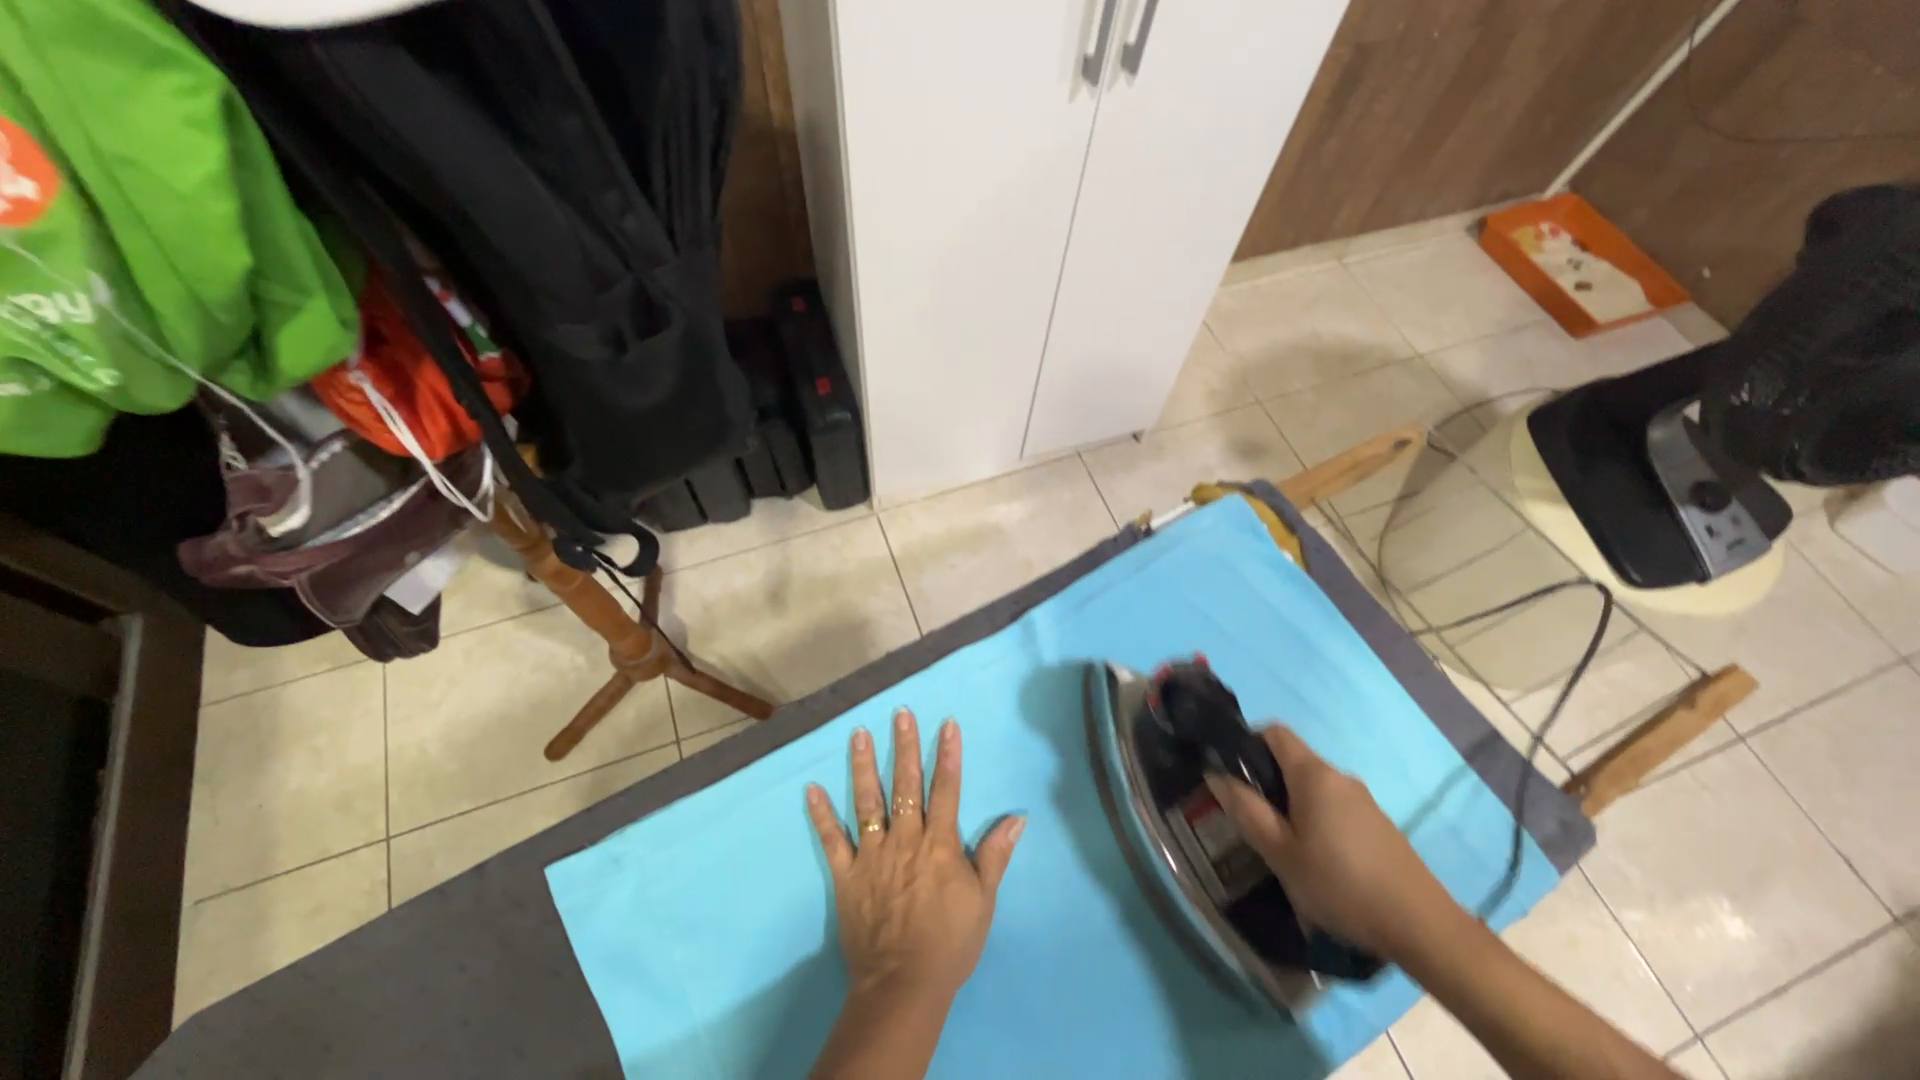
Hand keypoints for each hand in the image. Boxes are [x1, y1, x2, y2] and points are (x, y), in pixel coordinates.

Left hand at [806, 710, 1025, 1004]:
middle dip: (904, 747)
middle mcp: (905, 840)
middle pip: (905, 786)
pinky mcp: (847, 876)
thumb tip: (1017, 817)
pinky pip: (832, 840)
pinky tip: (811, 789)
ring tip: (857, 734)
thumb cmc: (950, 943)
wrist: (904, 984)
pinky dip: (821, 815)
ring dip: (862, 767)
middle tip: (900, 713)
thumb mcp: (984, 900)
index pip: (947, 790)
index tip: (946, 724)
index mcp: (940, 845)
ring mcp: (872, 856)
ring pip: (867, 802)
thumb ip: (995, 855)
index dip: (948, 755)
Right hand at [1205, 724, 1463, 959]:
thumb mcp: (1280, 852)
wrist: (1420, 926)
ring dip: (1290, 809)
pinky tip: (1316, 864)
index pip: (1275, 732)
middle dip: (1266, 785)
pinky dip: (1315, 824)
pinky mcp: (1378, 826)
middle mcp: (1340, 777)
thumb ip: (1246, 810)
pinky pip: (1334, 810)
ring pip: (1313, 791)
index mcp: (1315, 775)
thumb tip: (1216, 774)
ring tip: (1280, 850)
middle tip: (1249, 824)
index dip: (1247, 744)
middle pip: (1293, 763)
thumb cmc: (1339, 884)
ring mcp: (1364, 802)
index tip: (1230, 777)